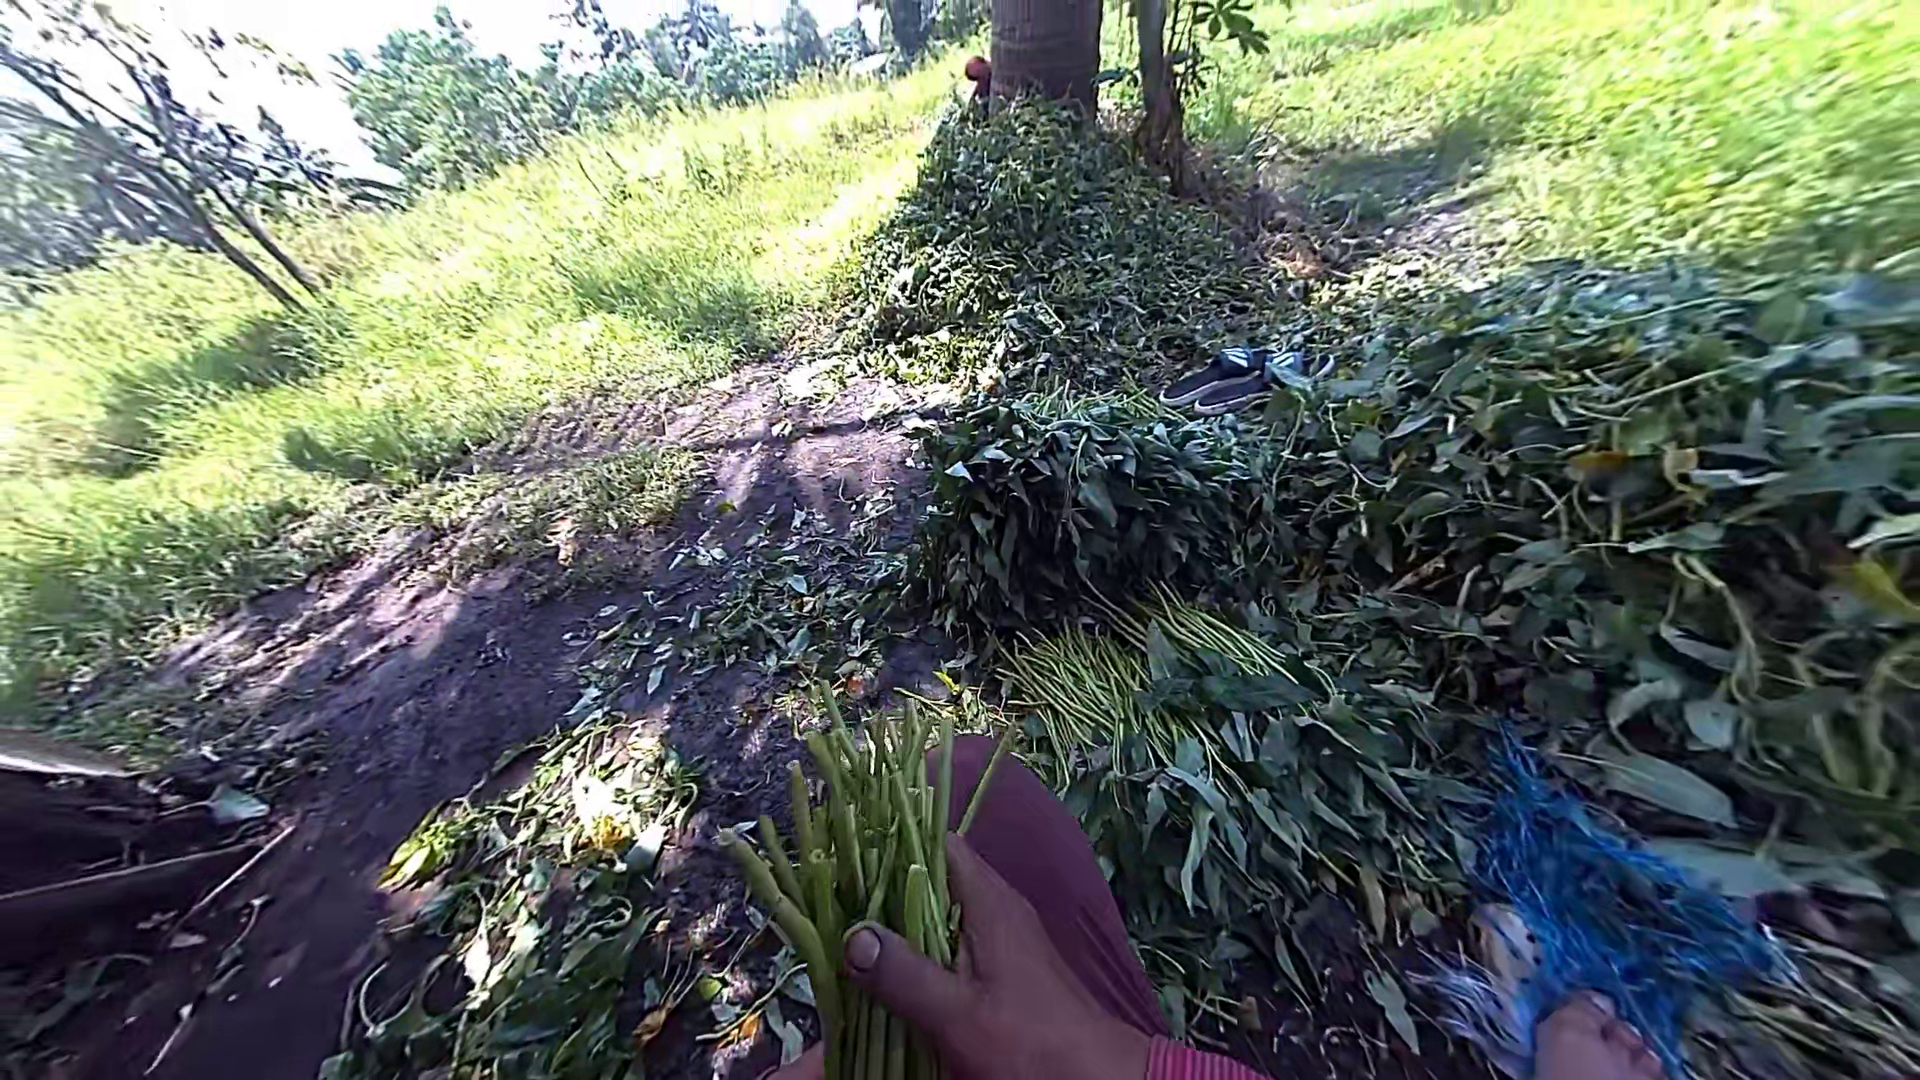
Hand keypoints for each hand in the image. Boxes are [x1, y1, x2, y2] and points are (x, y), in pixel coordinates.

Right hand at [768, 834, 1150, 1079]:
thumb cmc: (1028, 1041)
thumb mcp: (958, 1014)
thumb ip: (904, 975)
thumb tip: (851, 936)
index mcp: (987, 898)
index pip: (940, 843)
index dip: (898, 843)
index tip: (856, 856)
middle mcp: (996, 904)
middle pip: (936, 878)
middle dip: (893, 889)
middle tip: (847, 903)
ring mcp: (1004, 934)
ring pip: (945, 911)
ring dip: (908, 923)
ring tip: (862, 936)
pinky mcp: (1007, 964)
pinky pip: (957, 940)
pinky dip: (927, 948)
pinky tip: (902, 973)